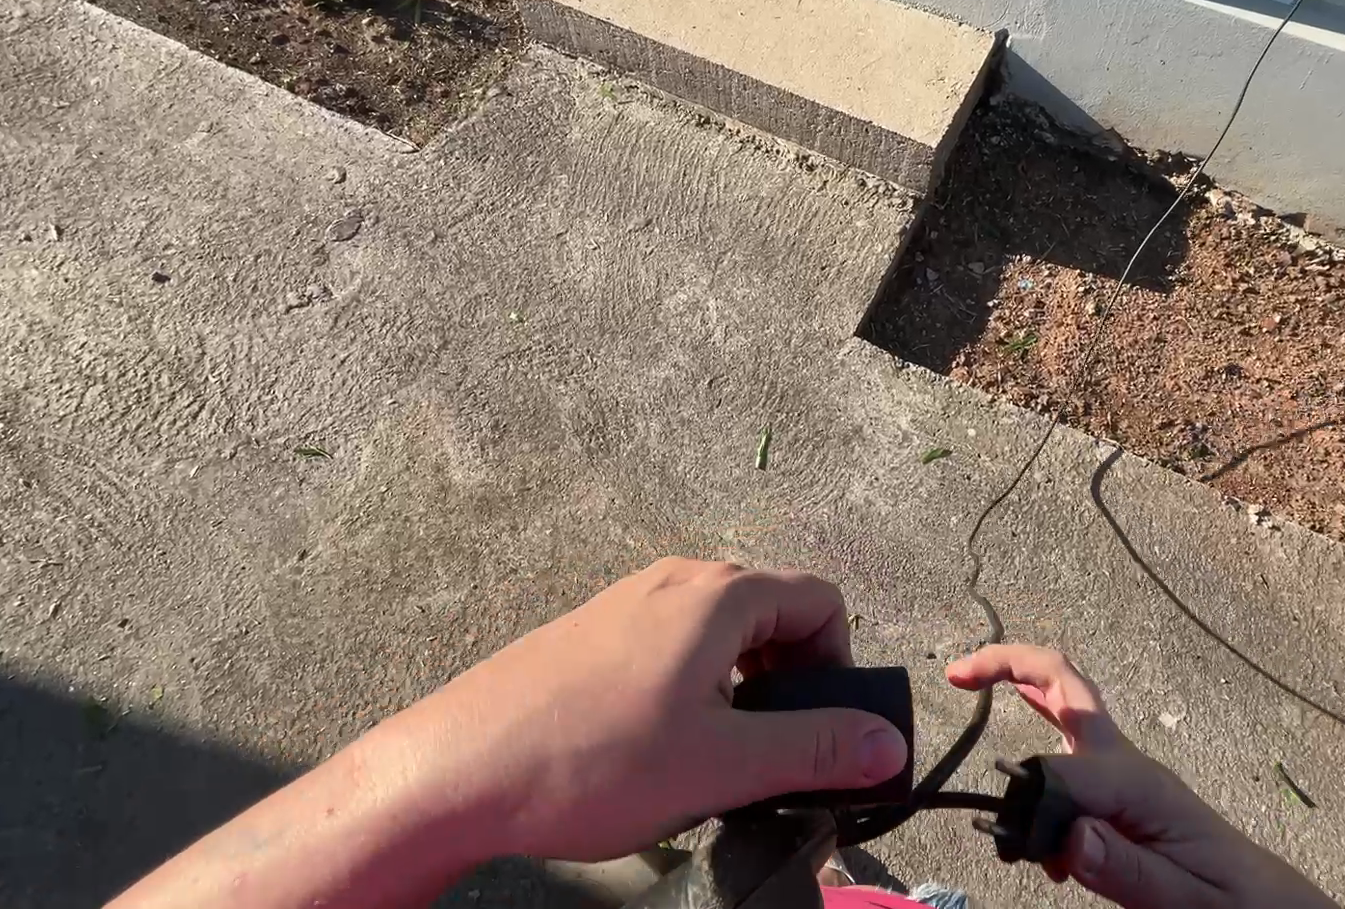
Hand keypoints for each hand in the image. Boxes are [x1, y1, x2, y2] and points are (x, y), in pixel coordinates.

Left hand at [380, 558, 909, 861]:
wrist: (455, 768)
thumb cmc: (594, 760)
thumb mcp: (721, 764)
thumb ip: (815, 749)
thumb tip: (889, 744)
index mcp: (720, 593)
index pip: (821, 599)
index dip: (838, 662)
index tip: (820, 726)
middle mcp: (681, 577)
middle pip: (775, 607)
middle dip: (793, 673)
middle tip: (773, 745)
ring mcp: (635, 596)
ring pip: (727, 624)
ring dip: (748, 677)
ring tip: (722, 745)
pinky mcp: (601, 624)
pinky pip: (680, 635)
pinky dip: (703, 675)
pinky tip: (666, 734)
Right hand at [948, 645, 1336, 908]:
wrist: (1267, 905)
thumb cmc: (1231, 902)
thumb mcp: (1185, 900)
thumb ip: (1127, 868)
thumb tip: (1069, 835)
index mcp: (1135, 780)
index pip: (1060, 774)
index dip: (1029, 806)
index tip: (1015, 847)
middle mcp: (1121, 757)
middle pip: (1062, 679)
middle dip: (1007, 662)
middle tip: (957, 675)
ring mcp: (1117, 764)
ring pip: (1061, 697)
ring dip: (1016, 678)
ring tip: (968, 682)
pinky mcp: (1114, 782)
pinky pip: (1064, 735)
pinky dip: (1032, 722)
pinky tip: (1019, 750)